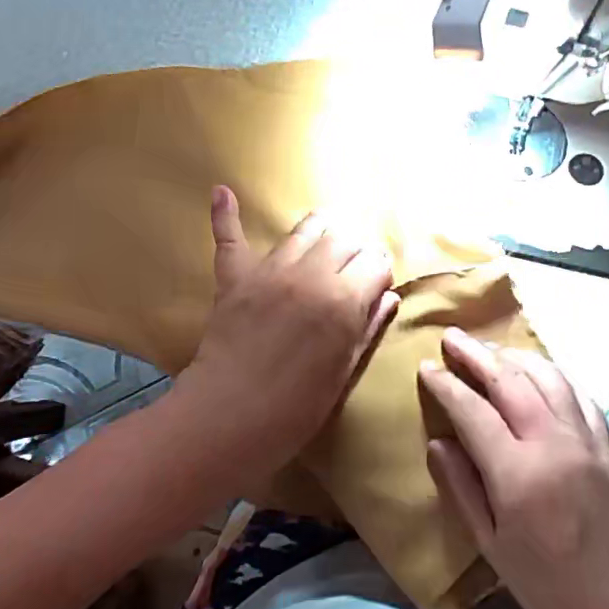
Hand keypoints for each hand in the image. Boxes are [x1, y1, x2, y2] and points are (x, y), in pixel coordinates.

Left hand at [174, 186, 399, 460]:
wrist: (230, 417)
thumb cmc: (296, 408)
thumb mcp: (344, 372)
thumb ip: (367, 327)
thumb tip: (387, 297)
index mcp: (344, 300)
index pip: (376, 262)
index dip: (379, 274)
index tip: (375, 289)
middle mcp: (310, 273)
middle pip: (345, 238)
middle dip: (356, 251)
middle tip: (351, 274)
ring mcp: (269, 270)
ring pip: (305, 228)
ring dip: (320, 232)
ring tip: (323, 244)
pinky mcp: (235, 276)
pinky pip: (229, 237)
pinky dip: (225, 214)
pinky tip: (222, 191)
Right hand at [421, 328, 608, 608]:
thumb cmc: (552, 591)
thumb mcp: (492, 546)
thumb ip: (462, 487)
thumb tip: (438, 442)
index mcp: (518, 473)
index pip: (473, 410)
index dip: (445, 384)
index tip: (425, 367)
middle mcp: (555, 445)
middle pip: (511, 381)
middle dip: (477, 354)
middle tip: (452, 337)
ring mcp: (588, 442)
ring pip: (549, 378)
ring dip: (516, 356)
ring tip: (491, 349)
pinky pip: (580, 396)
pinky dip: (554, 376)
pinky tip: (540, 375)